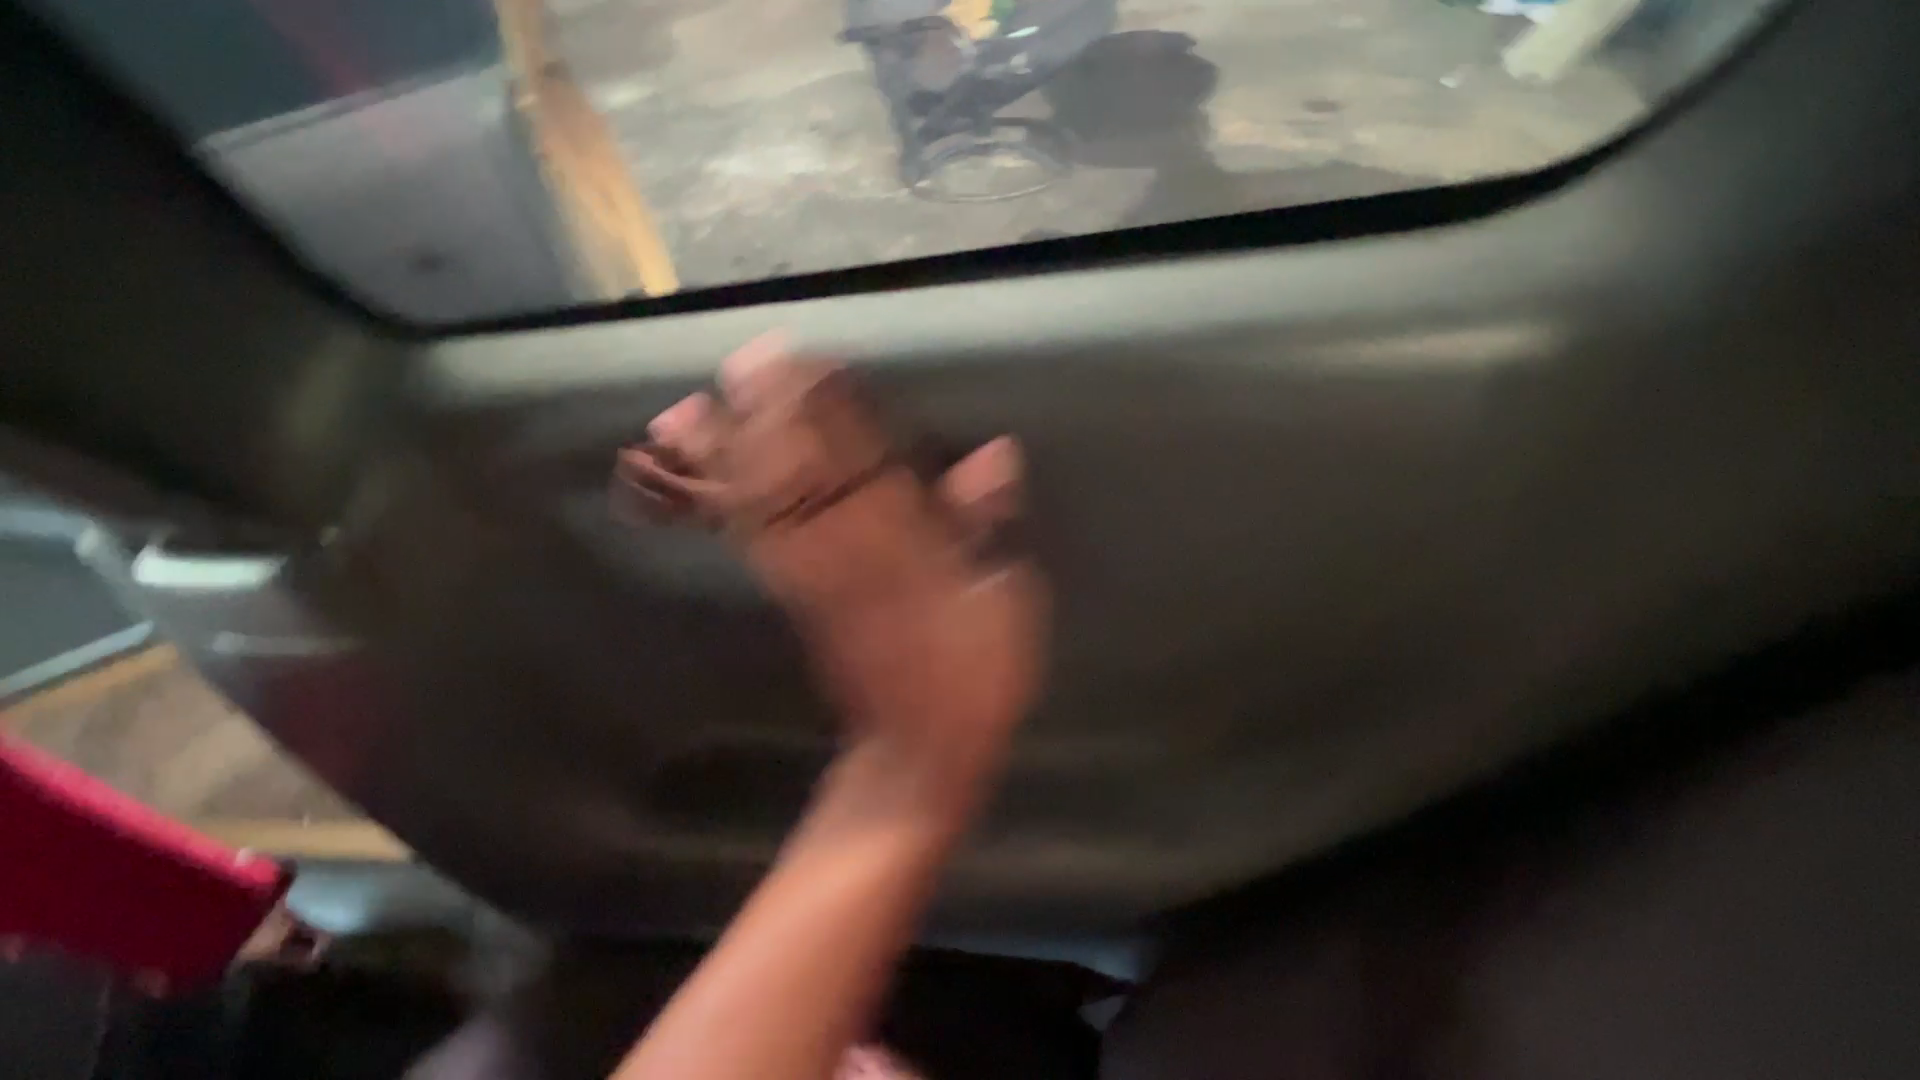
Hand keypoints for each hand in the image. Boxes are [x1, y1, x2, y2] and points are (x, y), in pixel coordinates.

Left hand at [614, 335, 1047, 806]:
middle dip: (771, 423)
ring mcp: (815, 581)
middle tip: (738, 364)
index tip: (811, 363)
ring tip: (686, 413)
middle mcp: (854, 555)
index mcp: (909, 551)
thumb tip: (994, 456)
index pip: (869, 467)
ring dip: (729, 463)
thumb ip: (991, 528)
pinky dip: (722, 512)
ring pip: (768, 511)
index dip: (837, 414)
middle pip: (805, 481)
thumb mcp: (1007, 603)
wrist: (919, 755)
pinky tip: (691, 483)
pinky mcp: (795, 601)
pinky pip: (756, 548)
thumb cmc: (975, 676)